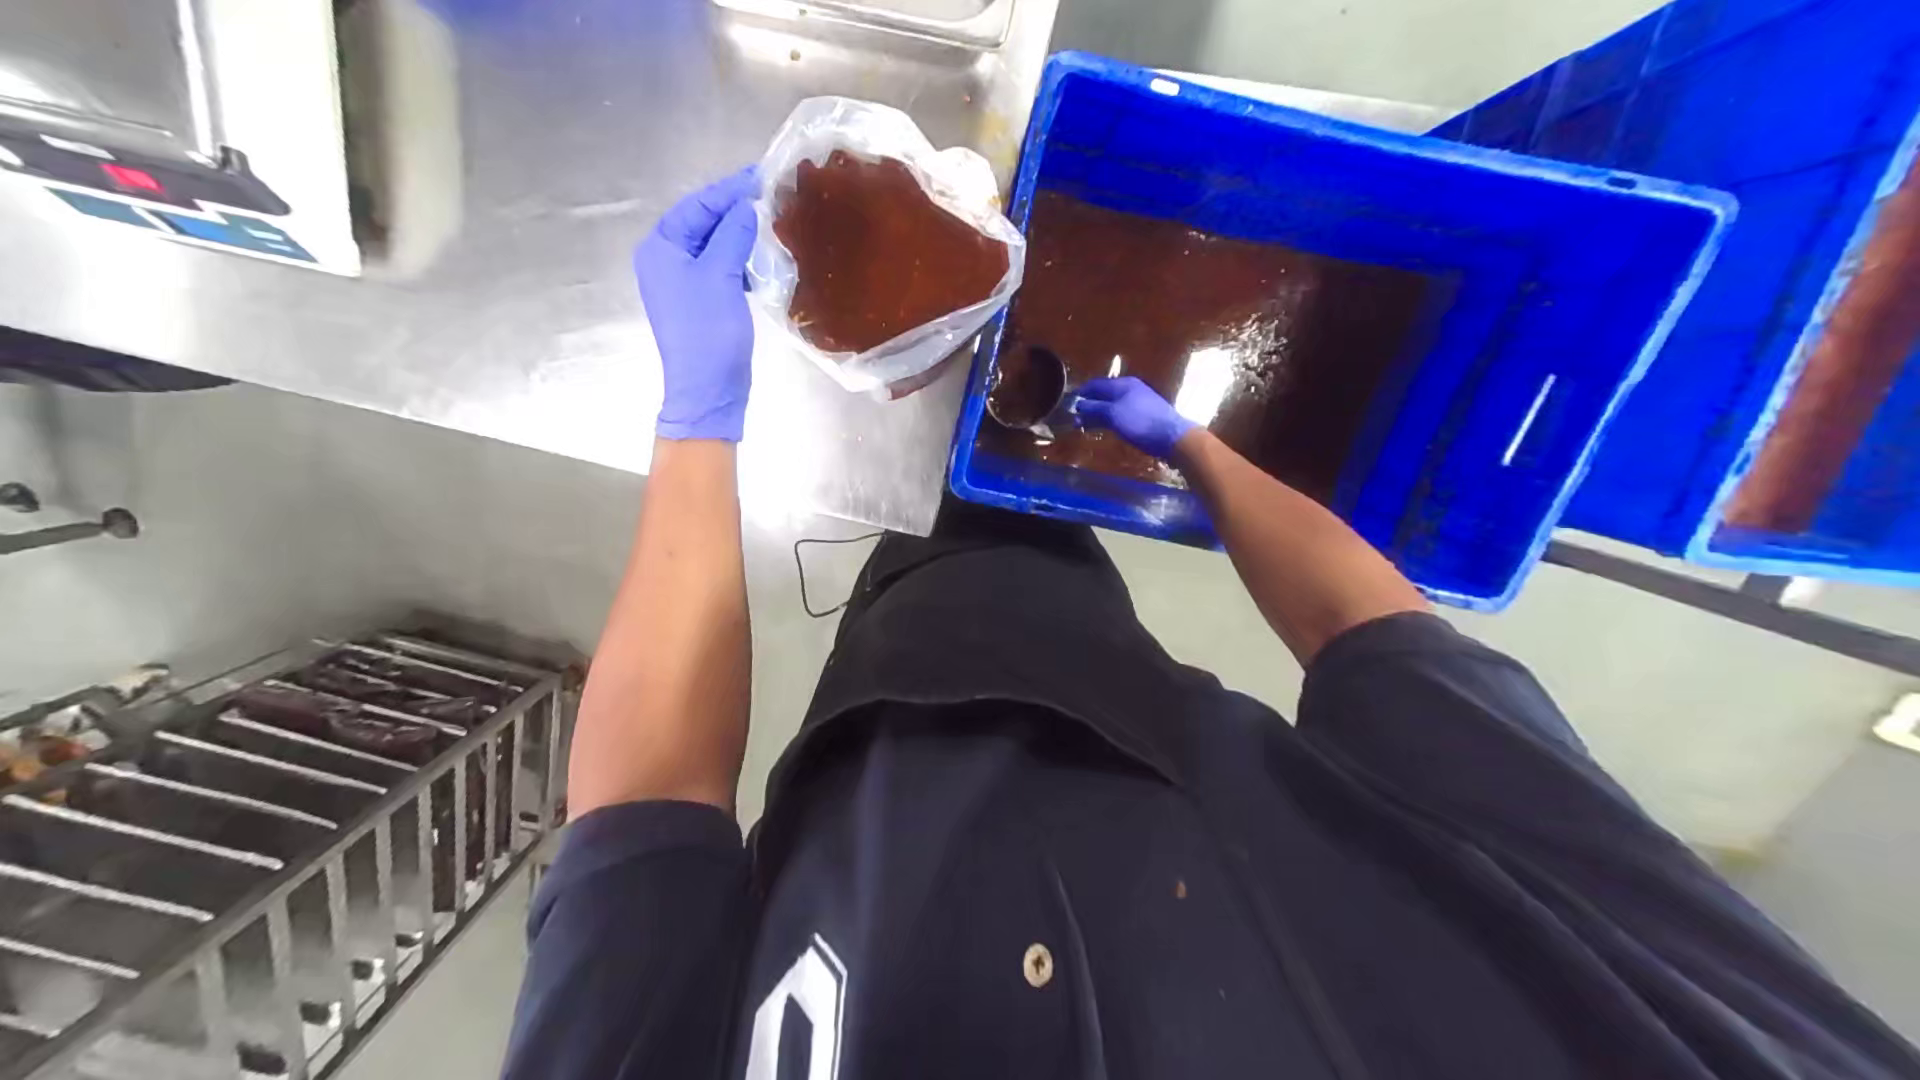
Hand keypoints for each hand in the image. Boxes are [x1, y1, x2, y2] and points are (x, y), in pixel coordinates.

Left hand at [635, 167, 760, 441]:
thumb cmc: (709, 331)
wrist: (708, 389)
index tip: (761, 176)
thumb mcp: (721, 276)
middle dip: (735, 212)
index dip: (729, 191)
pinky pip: (720, 270)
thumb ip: (733, 235)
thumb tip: (746, 205)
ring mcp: (683, 284)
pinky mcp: (701, 304)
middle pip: (703, 224)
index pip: (697, 206)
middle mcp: (665, 261)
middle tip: (771, 198)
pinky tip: (761, 262)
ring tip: (771, 226)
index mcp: (661, 248)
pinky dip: (740, 262)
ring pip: (713, 248)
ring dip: (740, 237)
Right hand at [1074, 376, 1197, 459]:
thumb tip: (1078, 404)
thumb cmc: (1140, 423)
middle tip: (1073, 419)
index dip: (1080, 393)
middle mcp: (1130, 389)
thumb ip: (1094, 408)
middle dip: (1088, 405)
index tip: (1067, 405)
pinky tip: (1103, 428)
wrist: (1172, 437)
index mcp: (1122, 384)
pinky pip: (1119, 413)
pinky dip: (1108, 419)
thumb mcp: (1113, 415)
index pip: (1094, 384)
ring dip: (1097, 414)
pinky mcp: (1143, 415)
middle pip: (1102, 394)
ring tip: (1084, 426)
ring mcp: (1137, 402)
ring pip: (1110, 405)